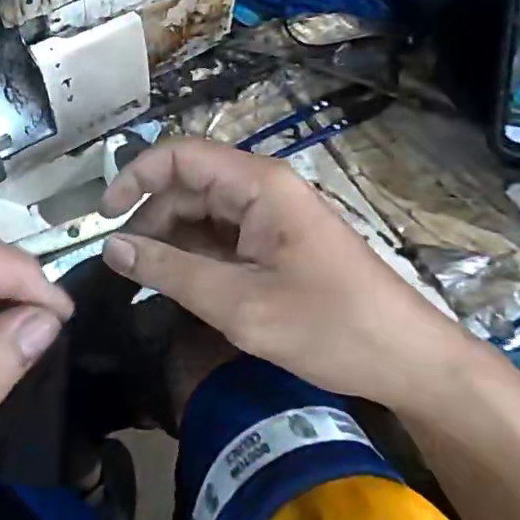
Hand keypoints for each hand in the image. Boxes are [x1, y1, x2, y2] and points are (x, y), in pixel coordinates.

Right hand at [98, 138, 474, 412]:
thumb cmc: (330, 326)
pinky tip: (178, 283)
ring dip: (169, 239)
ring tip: (145, 278)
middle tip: (122, 261)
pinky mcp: (276, 240)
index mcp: (258, 184)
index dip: (135, 176)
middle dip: (149, 217)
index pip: (179, 155)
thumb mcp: (238, 304)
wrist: (414, 364)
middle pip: (187, 184)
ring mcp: (271, 214)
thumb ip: (168, 271)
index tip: (104, 215)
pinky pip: (221, 235)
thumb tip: (110, 247)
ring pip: (201, 211)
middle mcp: (262, 188)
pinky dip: (193, 255)